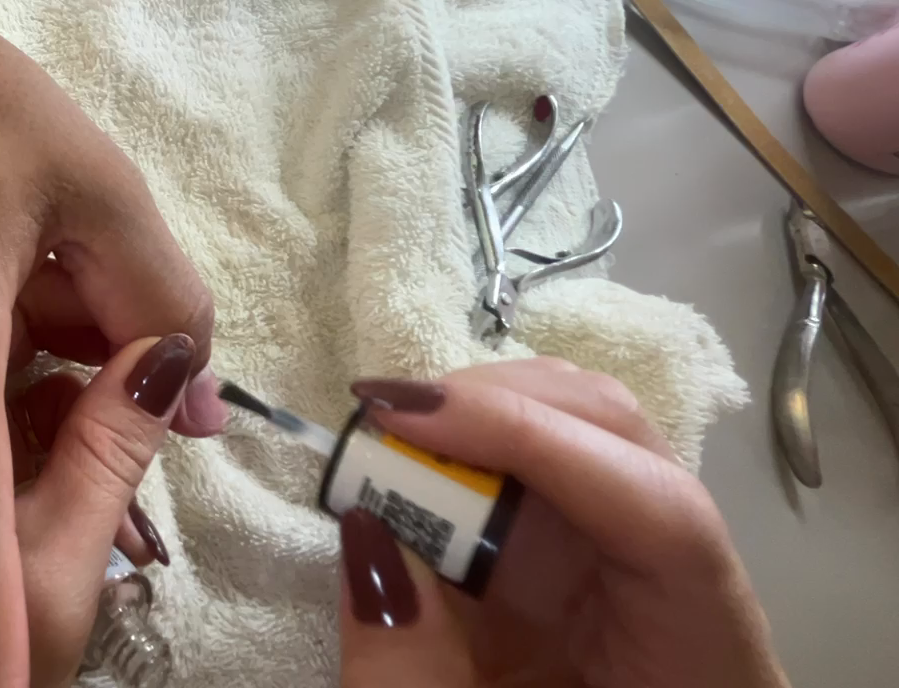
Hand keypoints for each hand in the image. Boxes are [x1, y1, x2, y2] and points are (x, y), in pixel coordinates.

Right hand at [339, 359, 788, 687]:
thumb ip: (410, 667)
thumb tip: (362, 526)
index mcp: (700, 664)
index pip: (662, 514)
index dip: (526, 437)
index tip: (399, 418)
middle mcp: (681, 583)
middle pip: (620, 436)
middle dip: (489, 403)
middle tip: (382, 419)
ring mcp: (624, 544)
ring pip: (578, 415)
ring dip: (472, 401)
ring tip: (389, 432)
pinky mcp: (571, 529)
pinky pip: (535, 436)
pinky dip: (463, 420)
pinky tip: (414, 447)